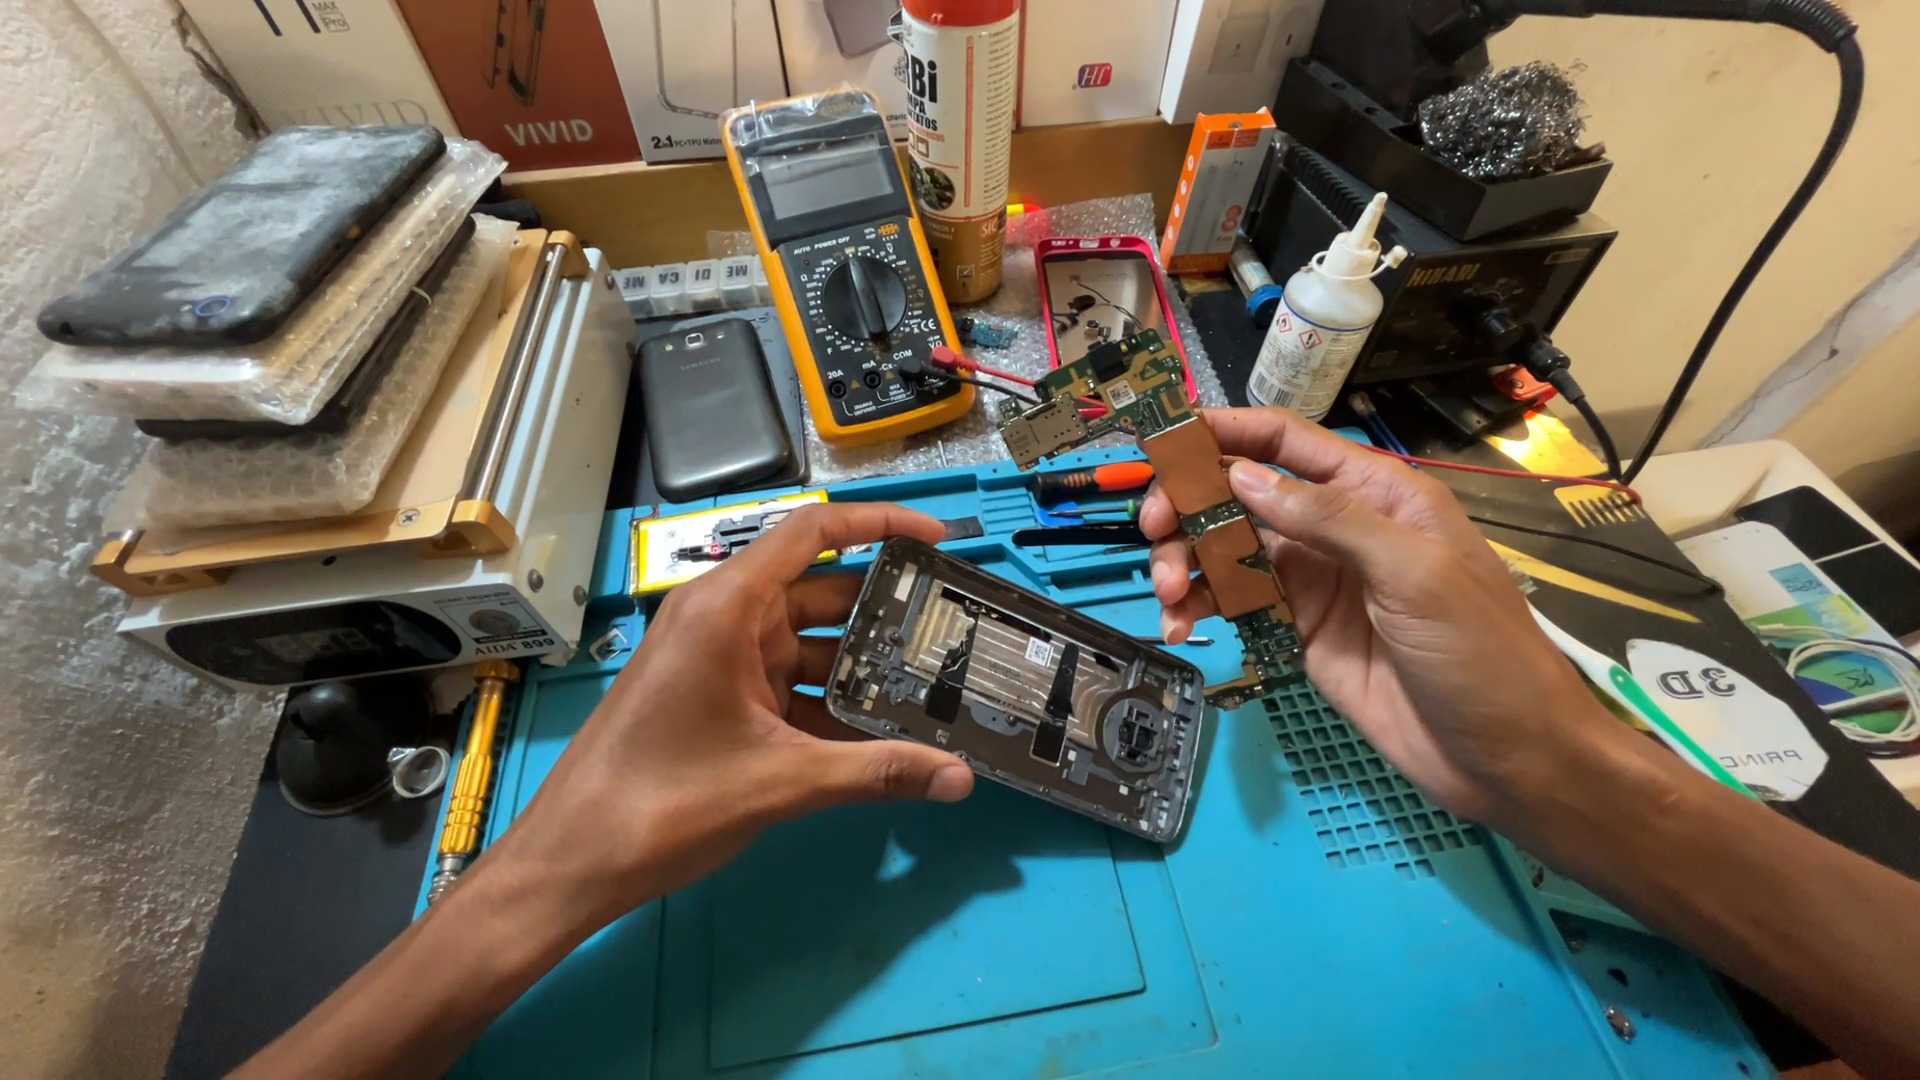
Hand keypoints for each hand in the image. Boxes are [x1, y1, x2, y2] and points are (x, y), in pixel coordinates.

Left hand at [485, 503, 975, 930]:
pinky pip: (789, 682)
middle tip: (949, 627)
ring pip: (810, 642)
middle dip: (885, 608)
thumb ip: (876, 773)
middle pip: (822, 590)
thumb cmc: (663, 803)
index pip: (813, 532)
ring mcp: (721, 657)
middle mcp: (726, 617)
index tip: (935, 539)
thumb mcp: (781, 782)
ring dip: (861, 663)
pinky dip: (829, 700)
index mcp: (729, 606)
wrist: (570, 864)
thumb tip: (962, 779)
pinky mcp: (719, 694)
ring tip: (929, 682)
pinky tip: (878, 730)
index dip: (879, 524)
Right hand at [1141, 407, 1617, 825]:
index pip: (1285, 442)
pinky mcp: (1290, 628)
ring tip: (1170, 596)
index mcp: (1370, 493)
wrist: (1503, 758)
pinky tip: (1180, 627)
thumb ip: (1330, 518)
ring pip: (1223, 550)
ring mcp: (1306, 580)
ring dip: (1185, 563)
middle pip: (1237, 495)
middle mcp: (1329, 527)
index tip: (1165, 438)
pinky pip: (1230, 604)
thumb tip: (1242, 477)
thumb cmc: (1478, 652)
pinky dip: (1197, 609)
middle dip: (1187, 506)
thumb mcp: (1415, 572)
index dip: (1224, 430)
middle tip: (1154, 532)